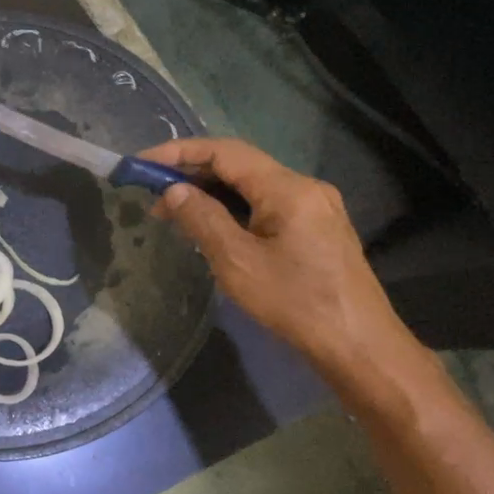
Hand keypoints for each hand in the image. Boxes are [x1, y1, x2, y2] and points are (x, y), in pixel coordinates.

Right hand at [138, 137, 419, 378]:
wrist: (354, 340)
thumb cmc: (293, 300)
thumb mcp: (236, 261)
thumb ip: (203, 219)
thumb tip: (173, 190)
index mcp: (288, 190)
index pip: (227, 153)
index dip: (179, 152)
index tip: (139, 165)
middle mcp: (304, 188)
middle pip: (240, 166)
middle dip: (190, 174)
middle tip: (148, 195)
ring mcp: (313, 208)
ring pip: (251, 187)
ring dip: (208, 193)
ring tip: (170, 214)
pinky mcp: (313, 228)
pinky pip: (263, 205)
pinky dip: (229, 208)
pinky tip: (208, 227)